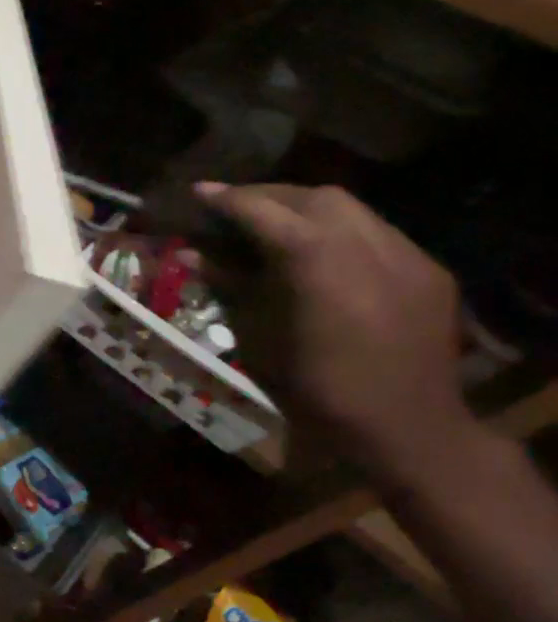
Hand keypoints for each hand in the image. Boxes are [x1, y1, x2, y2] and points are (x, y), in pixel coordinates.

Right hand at [197, 183, 470, 472]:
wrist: (405, 428)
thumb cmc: (313, 386)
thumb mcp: (255, 334)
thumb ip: (228, 283)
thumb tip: (192, 253)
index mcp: (316, 260)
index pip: (264, 210)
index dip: (227, 199)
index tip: (197, 193)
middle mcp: (367, 246)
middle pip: (314, 198)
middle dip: (269, 197)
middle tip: (234, 209)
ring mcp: (407, 257)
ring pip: (351, 209)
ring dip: (306, 210)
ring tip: (275, 227)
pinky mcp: (430, 274)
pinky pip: (379, 234)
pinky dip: (341, 232)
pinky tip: (322, 256)